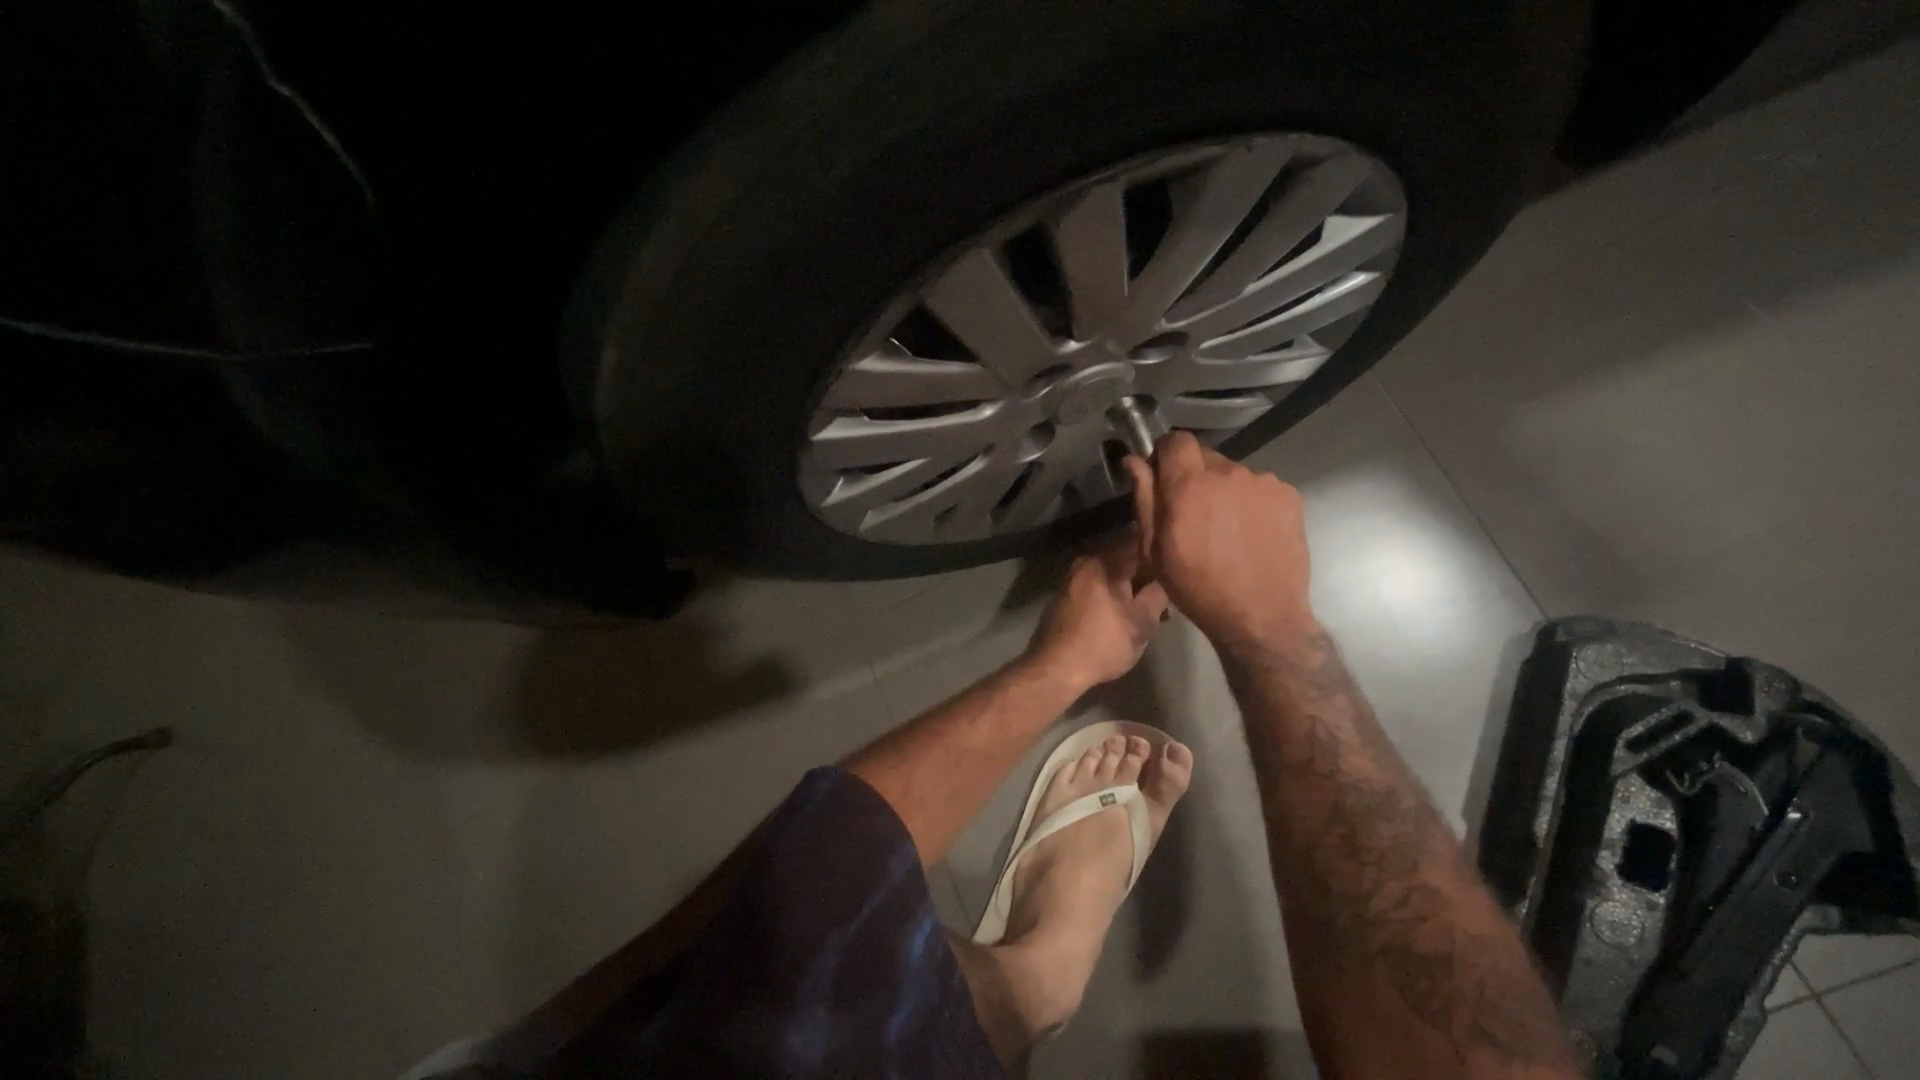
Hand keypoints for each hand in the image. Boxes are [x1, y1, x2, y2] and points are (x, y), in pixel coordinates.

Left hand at [1025, 542, 1170, 688]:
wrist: (1056, 668)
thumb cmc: (1103, 643)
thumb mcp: (1142, 622)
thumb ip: (1158, 594)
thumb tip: (1167, 578)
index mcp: (1105, 563)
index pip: (1141, 547)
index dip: (1163, 558)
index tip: (1178, 571)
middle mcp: (1086, 564)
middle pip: (1125, 562)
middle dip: (1148, 578)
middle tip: (1168, 597)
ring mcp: (1072, 579)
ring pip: (1111, 577)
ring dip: (1131, 591)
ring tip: (1152, 612)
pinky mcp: (1066, 597)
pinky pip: (1097, 588)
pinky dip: (1113, 597)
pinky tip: (1125, 617)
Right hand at [1124, 432, 1315, 646]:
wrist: (1262, 616)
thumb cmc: (1198, 588)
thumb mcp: (1156, 550)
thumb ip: (1145, 498)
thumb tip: (1134, 461)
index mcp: (1189, 485)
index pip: (1176, 440)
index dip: (1167, 454)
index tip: (1164, 475)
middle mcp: (1228, 473)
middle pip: (1206, 457)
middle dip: (1195, 477)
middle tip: (1195, 514)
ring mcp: (1263, 482)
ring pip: (1234, 474)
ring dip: (1225, 492)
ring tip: (1227, 530)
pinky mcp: (1289, 495)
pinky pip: (1260, 488)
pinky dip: (1252, 503)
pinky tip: (1251, 534)